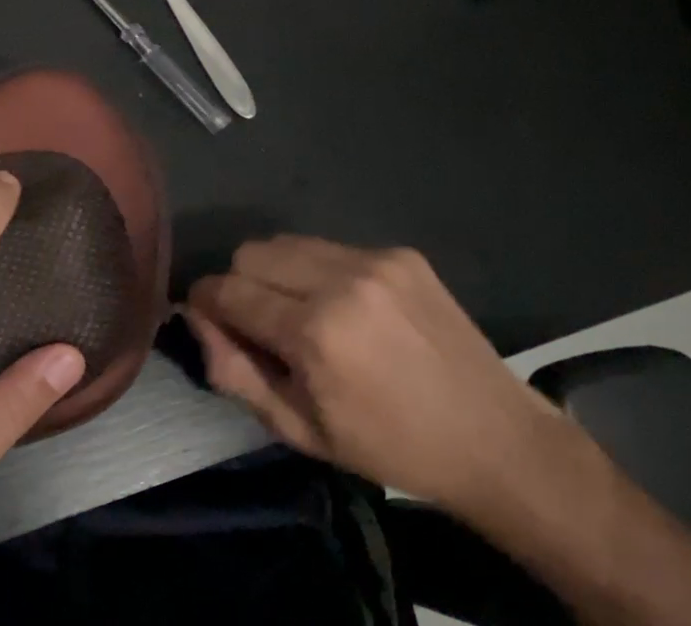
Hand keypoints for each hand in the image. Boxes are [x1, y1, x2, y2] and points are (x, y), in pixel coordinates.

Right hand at [183, 236, 571, 514]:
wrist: (495, 439)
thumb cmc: (390, 447)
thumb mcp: (299, 429)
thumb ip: (234, 372)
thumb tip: (196, 322)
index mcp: (313, 332)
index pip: (225, 290)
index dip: (205, 305)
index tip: (211, 325)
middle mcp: (340, 282)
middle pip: (249, 253)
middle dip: (238, 285)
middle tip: (258, 324)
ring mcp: (374, 261)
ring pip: (286, 242)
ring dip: (276, 273)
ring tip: (300, 313)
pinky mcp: (401, 254)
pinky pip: (329, 248)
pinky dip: (318, 272)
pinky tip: (345, 308)